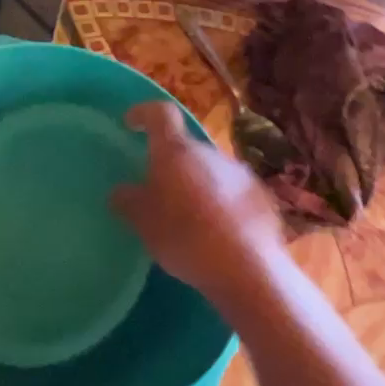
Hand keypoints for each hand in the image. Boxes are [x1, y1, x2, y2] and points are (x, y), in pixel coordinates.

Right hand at [112, 101, 286, 306]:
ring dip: (196, 184)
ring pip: (210, 170)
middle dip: (170, 163)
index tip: (131, 123)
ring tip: (187, 217)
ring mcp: (241, 175)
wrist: (250, 271)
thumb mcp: (142, 222)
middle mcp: (210, 153)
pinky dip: (219, 204)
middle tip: (157, 189)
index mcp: (176, 152)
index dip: (143, 113)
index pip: (160, 114)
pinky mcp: (262, 199)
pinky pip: (232, 193)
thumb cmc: (185, 237)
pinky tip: (215, 233)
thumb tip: (121, 191)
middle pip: (186, 147)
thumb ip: (127, 200)